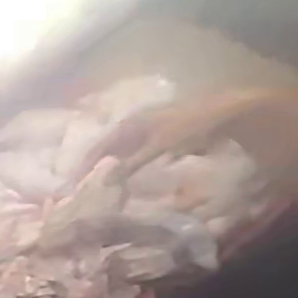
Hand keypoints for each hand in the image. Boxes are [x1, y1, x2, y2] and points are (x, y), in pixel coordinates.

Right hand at [87, 88, 286, 173]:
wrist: (226, 111)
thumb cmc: (189, 126)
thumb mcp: (157, 147)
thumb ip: (130, 164)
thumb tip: (104, 182)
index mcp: (129, 123)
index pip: (97, 147)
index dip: (84, 166)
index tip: (72, 185)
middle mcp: (134, 123)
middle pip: (106, 148)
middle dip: (94, 166)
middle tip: (82, 187)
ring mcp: (146, 128)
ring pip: (120, 150)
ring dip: (110, 167)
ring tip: (100, 185)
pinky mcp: (158, 135)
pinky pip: (133, 152)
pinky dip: (126, 165)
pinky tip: (126, 176)